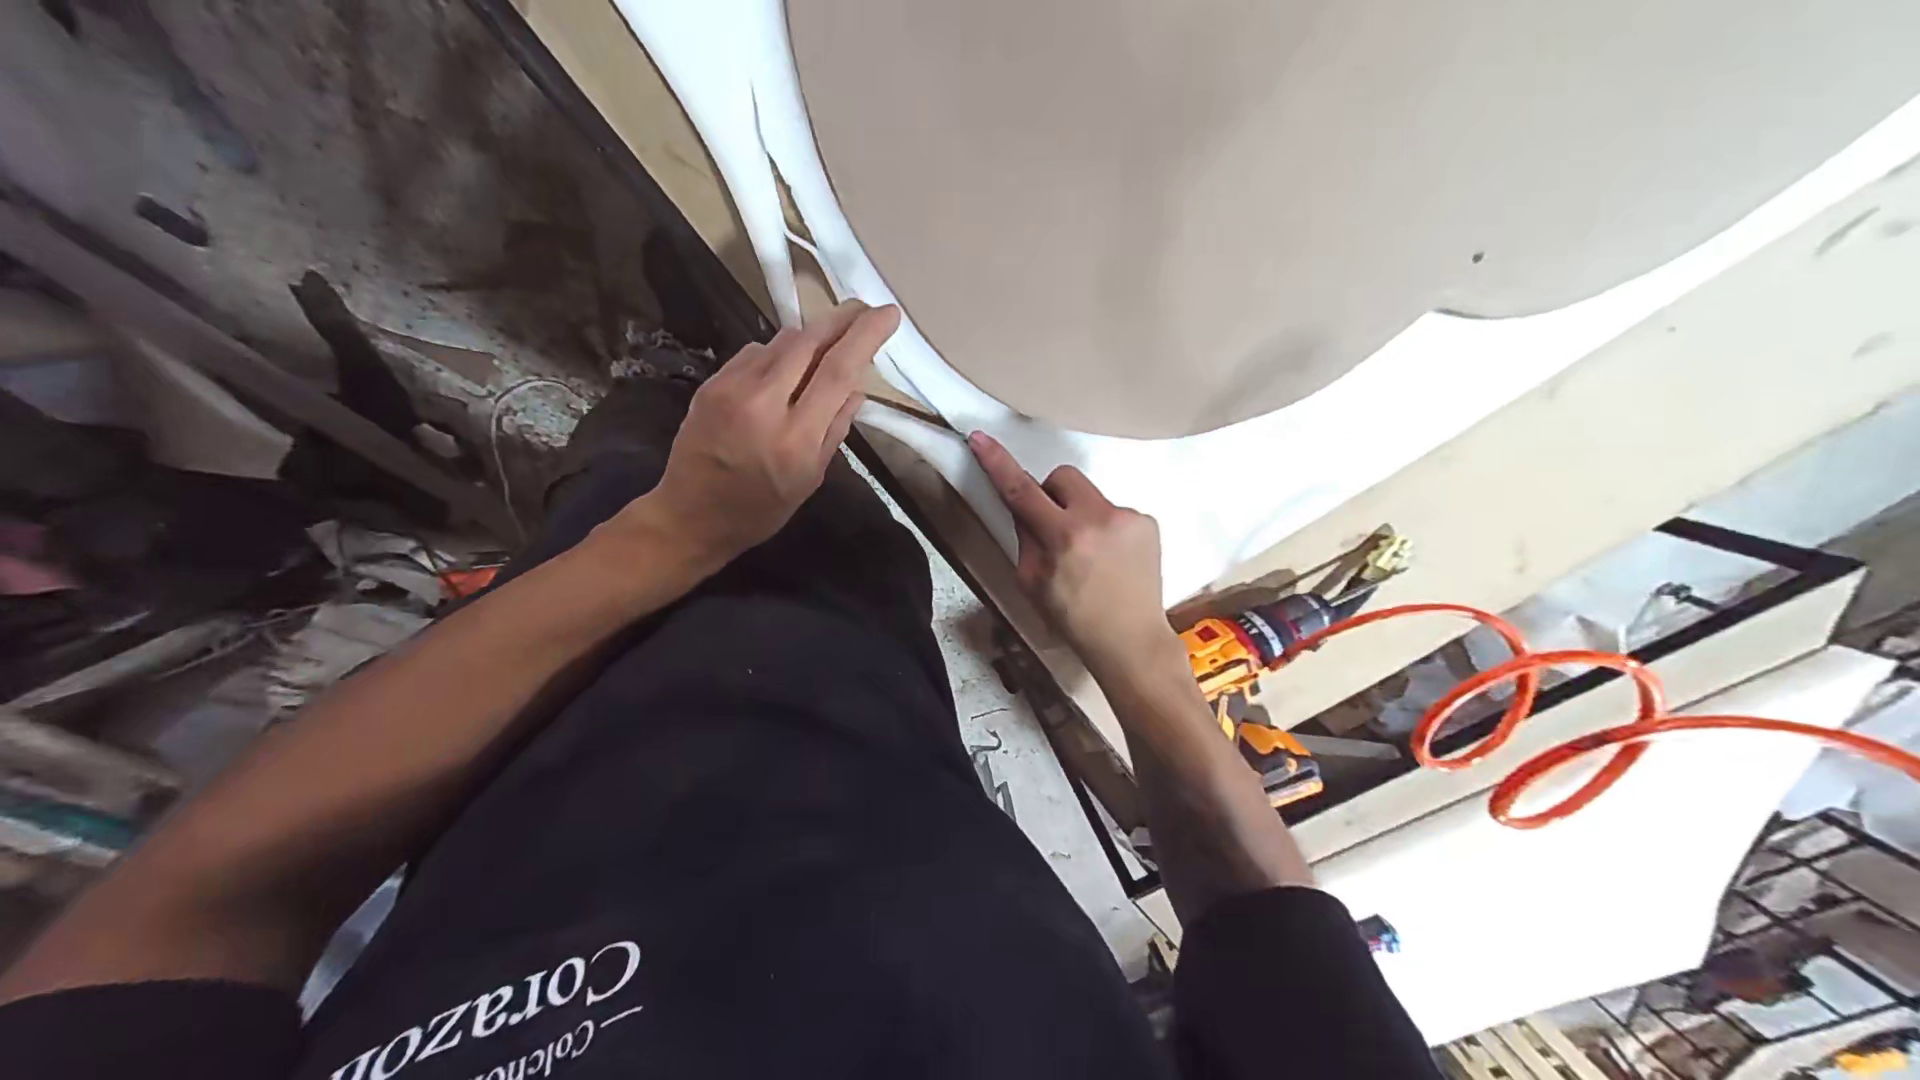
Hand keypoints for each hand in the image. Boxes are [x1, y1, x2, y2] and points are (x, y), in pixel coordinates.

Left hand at [621, 301, 900, 565]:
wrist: (691, 516)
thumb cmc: (761, 509)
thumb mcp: (811, 479)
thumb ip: (835, 430)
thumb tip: (855, 388)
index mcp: (795, 439)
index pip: (838, 371)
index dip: (866, 336)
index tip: (887, 315)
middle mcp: (762, 405)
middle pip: (809, 341)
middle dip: (841, 320)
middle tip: (862, 310)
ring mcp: (731, 390)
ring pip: (781, 341)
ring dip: (809, 339)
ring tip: (823, 349)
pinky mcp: (711, 384)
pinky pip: (754, 352)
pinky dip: (777, 355)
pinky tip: (783, 372)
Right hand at [967, 431, 1179, 673]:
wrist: (1130, 640)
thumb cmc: (1073, 619)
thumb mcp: (1032, 582)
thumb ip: (1025, 537)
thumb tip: (1023, 506)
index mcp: (1064, 538)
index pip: (1022, 491)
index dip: (997, 463)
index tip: (980, 439)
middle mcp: (1099, 519)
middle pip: (1062, 477)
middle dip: (1051, 495)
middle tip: (1051, 527)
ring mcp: (1128, 518)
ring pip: (1089, 495)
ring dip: (1079, 514)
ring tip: (1087, 554)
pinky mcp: (1147, 522)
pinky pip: (1113, 511)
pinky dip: (1104, 527)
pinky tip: (1110, 559)